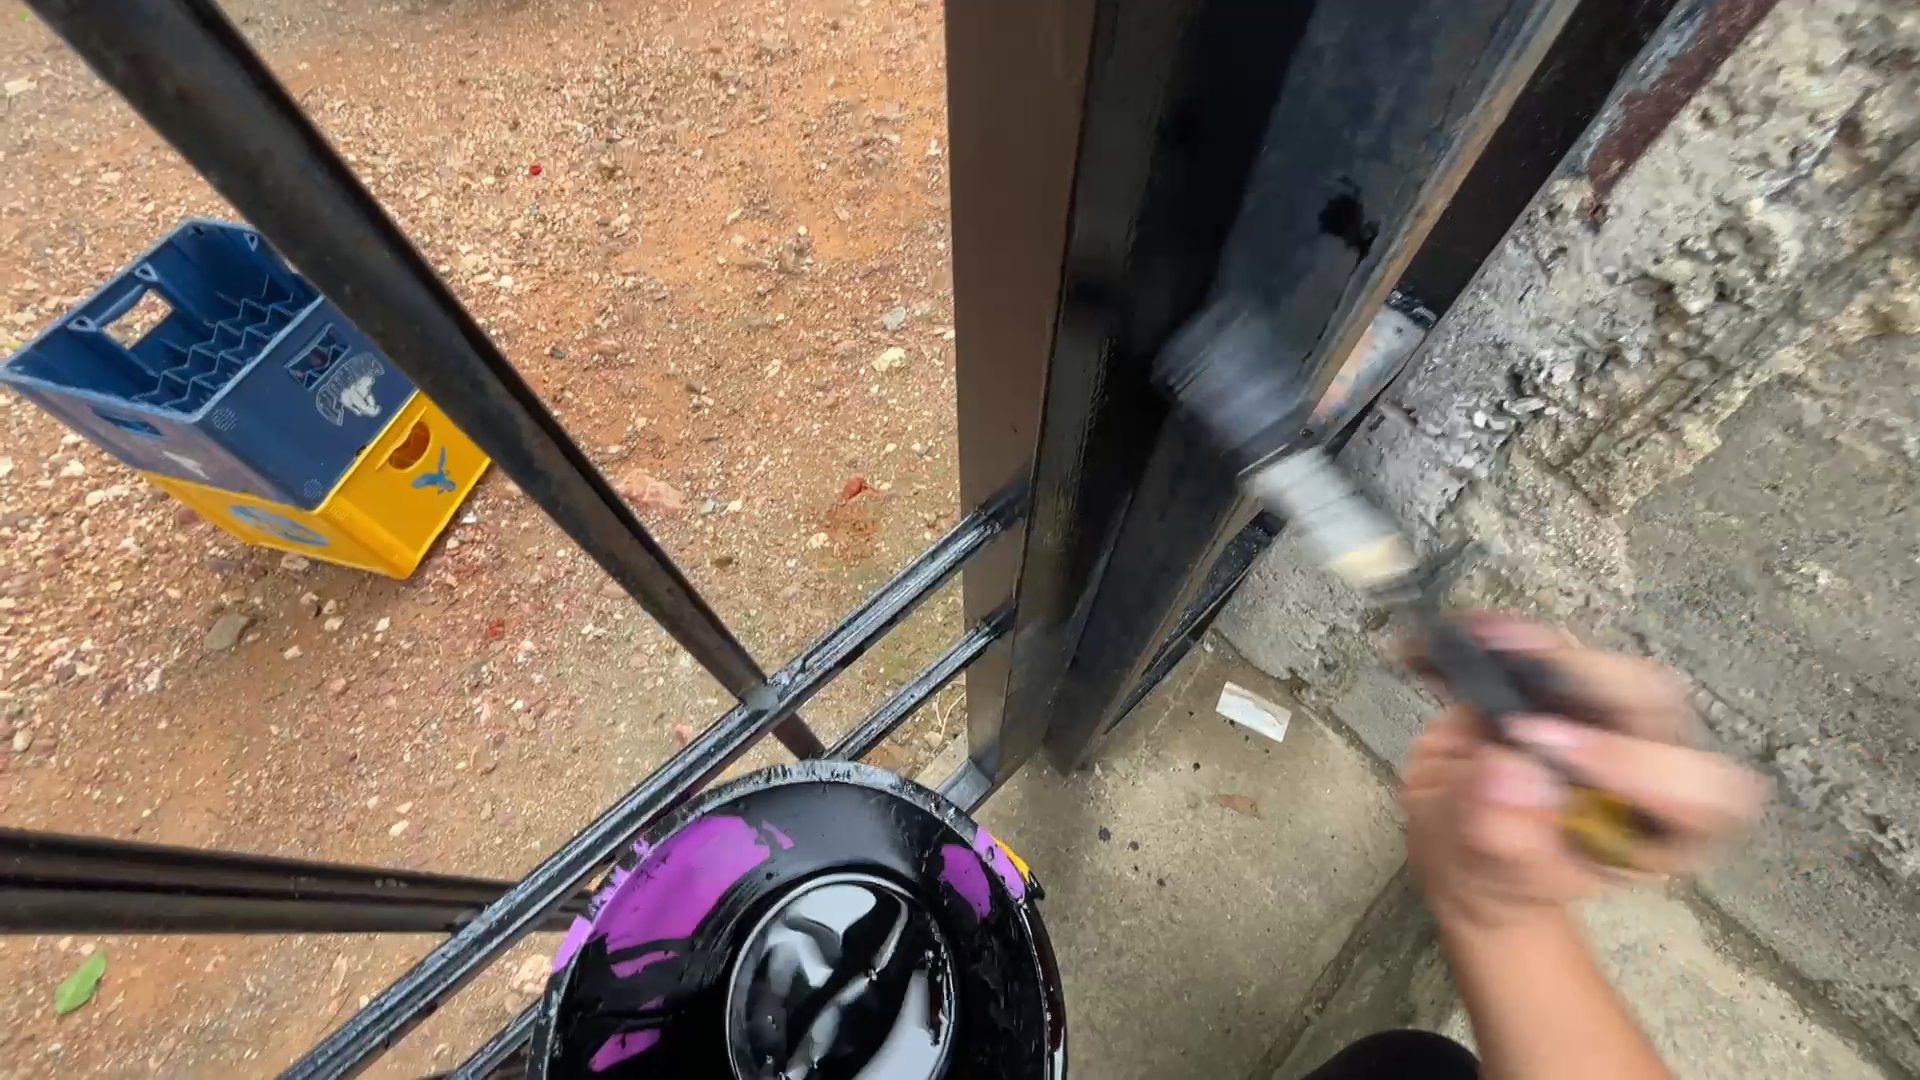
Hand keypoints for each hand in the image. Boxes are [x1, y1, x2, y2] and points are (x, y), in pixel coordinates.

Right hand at [1400, 616, 1766, 929]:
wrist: (1465, 839)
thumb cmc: (1491, 869)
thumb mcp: (1484, 870)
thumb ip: (1499, 834)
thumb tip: (1510, 771)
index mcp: (1653, 830)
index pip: (1693, 793)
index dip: (1629, 762)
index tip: (1533, 738)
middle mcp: (1645, 767)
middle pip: (1657, 706)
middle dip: (1590, 678)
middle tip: (1516, 670)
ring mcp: (1599, 721)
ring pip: (1604, 666)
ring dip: (1541, 646)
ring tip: (1477, 639)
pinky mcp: (1552, 689)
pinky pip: (1541, 648)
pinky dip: (1497, 634)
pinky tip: (1458, 632)